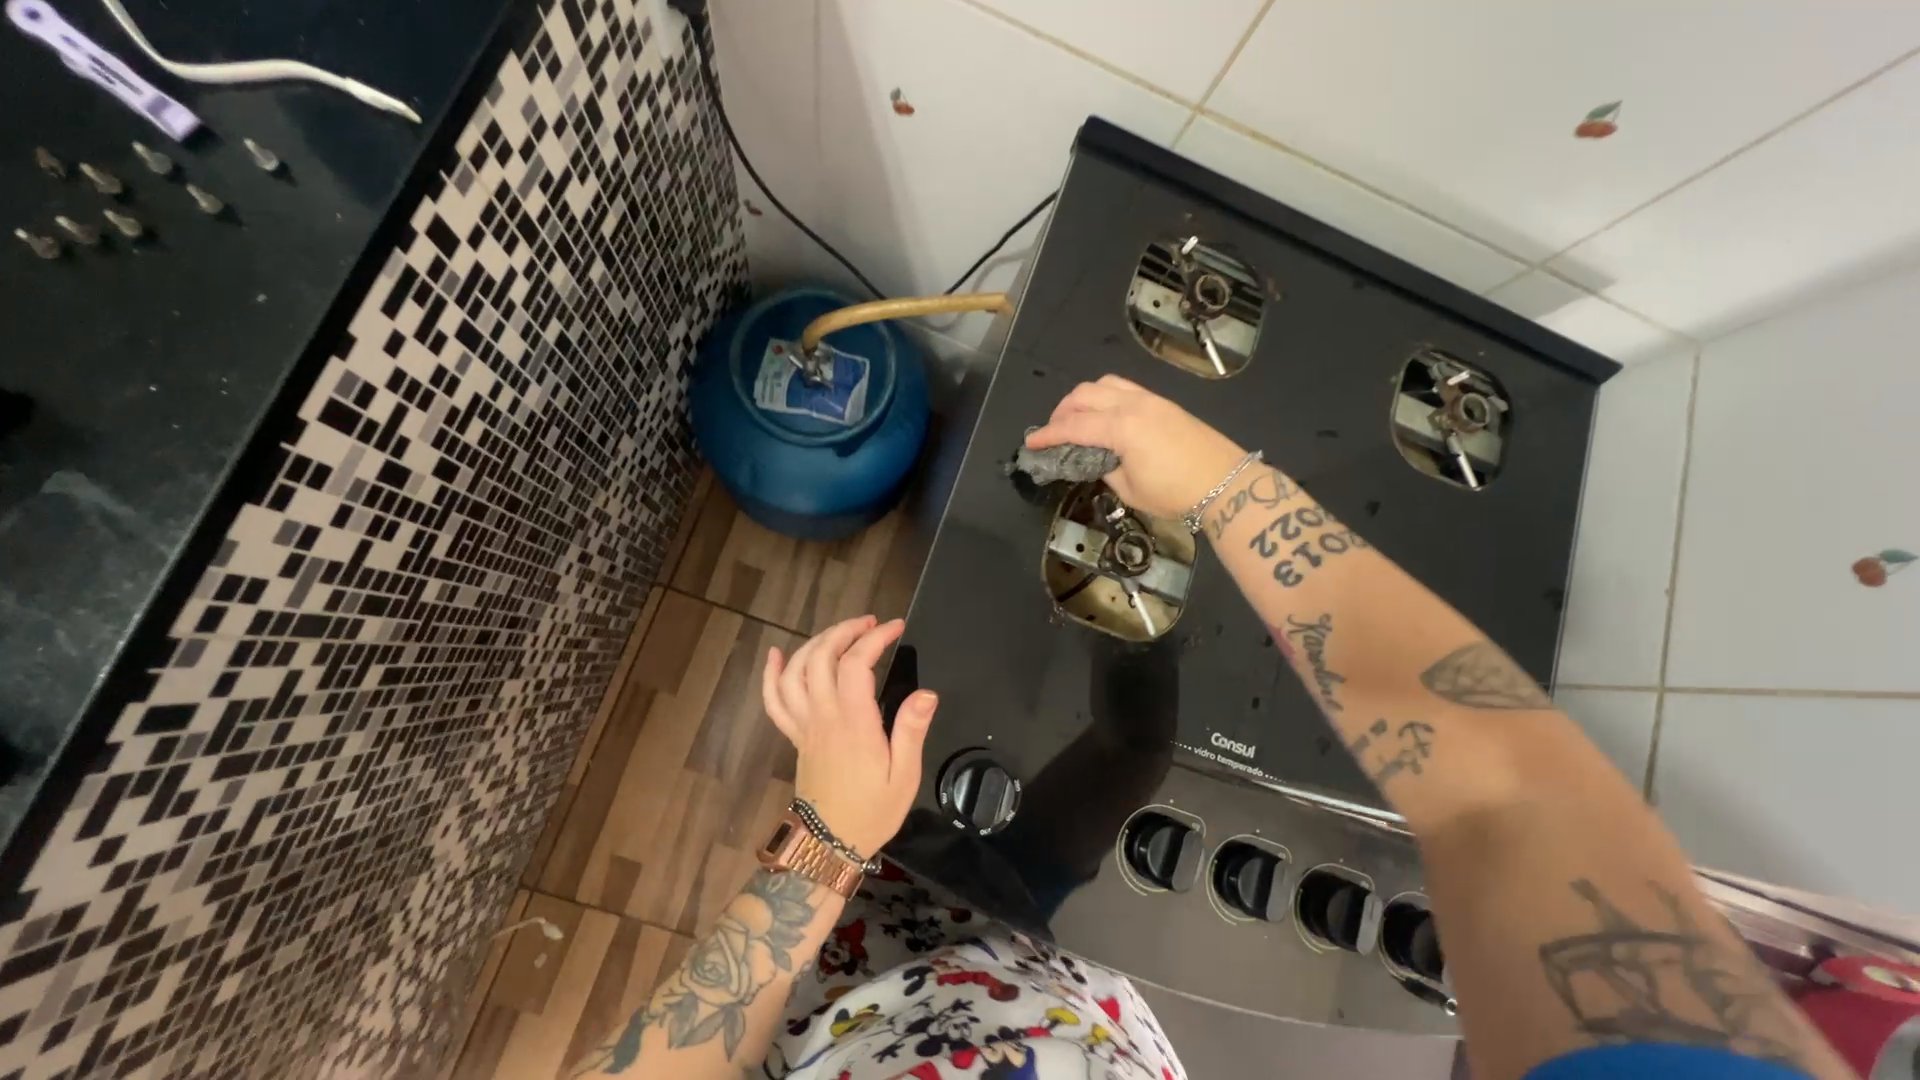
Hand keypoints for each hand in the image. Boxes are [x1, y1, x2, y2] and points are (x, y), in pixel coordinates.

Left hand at [762, 615, 937, 856]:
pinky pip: (774, 700)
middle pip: (821, 657)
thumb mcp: (904, 775)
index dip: (874, 638)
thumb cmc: (873, 811)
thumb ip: (911, 730)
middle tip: (871, 624)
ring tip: (841, 633)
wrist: (829, 843)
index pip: (856, 664)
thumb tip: (927, 693)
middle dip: (844, 631)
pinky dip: (772, 674)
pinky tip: (778, 654)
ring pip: (796, 672)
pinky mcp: (795, 735)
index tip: (896, 627)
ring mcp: (804, 725)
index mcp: (854, 723)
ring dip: (815, 643)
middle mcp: (823, 717)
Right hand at [1024, 375, 1246, 518]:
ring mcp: (1149, 399)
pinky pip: (1123, 388)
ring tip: (1076, 419)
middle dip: (1061, 412)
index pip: (1073, 427)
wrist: (1225, 481)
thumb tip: (1095, 459)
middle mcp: (1132, 405)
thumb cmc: (1175, 493)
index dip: (1048, 435)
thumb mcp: (1130, 490)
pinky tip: (1102, 415)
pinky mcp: (1162, 402)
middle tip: (1052, 432)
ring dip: (1083, 398)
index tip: (1031, 443)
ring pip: (1104, 383)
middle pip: (1084, 395)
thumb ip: (1105, 469)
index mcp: (1121, 428)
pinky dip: (1104, 396)